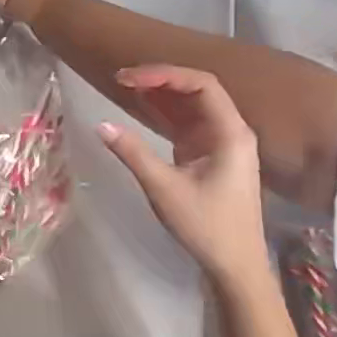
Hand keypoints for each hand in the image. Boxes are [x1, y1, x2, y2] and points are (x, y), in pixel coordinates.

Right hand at [100, 66, 267, 279]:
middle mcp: (231, 131)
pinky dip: (164, 115)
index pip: (202, 85)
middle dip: (160, 80)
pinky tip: (141, 108)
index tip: (128, 78)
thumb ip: (133, 153)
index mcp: (230, 133)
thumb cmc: (206, 225)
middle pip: (198, 90)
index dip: (164, 75)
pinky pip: (187, 125)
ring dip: (161, 95)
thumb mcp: (164, 189)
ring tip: (125, 88)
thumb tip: (101, 125)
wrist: (235, 262)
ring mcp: (221, 143)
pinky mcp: (209, 156)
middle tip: (121, 79)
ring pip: (191, 107)